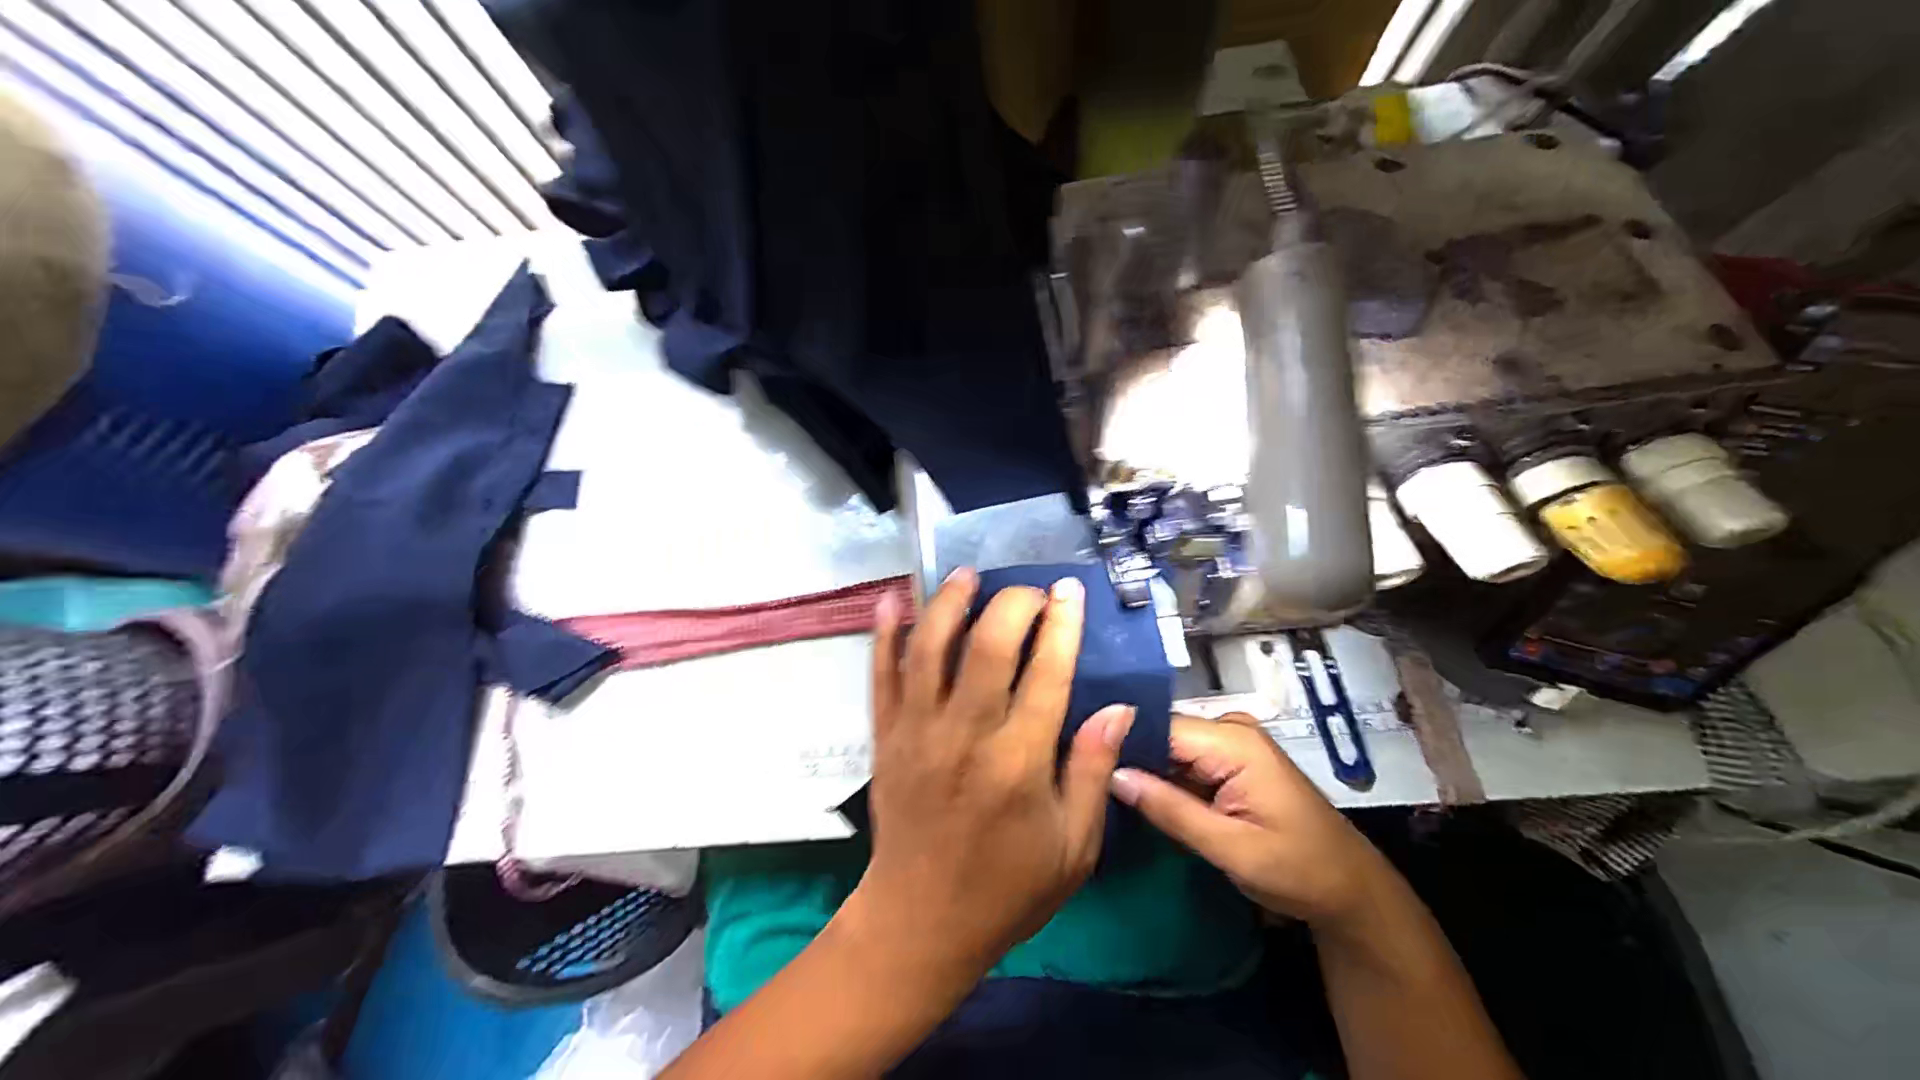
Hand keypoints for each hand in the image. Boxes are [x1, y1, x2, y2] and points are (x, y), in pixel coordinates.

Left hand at [847, 567, 1134, 975]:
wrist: (920, 920)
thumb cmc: (1007, 887)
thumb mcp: (1074, 847)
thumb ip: (1093, 772)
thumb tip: (1116, 708)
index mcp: (1020, 762)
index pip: (1046, 673)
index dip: (1061, 625)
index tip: (1069, 592)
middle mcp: (966, 735)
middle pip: (987, 646)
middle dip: (1012, 604)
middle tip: (1030, 591)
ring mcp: (918, 732)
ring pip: (929, 648)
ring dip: (948, 603)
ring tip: (967, 575)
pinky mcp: (885, 737)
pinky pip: (881, 675)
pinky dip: (885, 633)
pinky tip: (894, 598)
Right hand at [1110, 713, 1389, 928]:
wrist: (1349, 891)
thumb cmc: (1299, 870)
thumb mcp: (1231, 849)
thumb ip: (1171, 810)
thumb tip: (1111, 775)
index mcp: (1234, 741)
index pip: (1160, 727)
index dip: (1120, 743)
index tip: (1081, 762)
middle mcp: (1229, 729)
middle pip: (1161, 733)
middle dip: (1127, 757)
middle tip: (1087, 782)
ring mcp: (1229, 743)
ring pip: (1167, 747)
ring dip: (1142, 769)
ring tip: (1101, 787)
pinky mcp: (1227, 760)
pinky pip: (1181, 760)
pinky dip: (1161, 779)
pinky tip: (1134, 794)